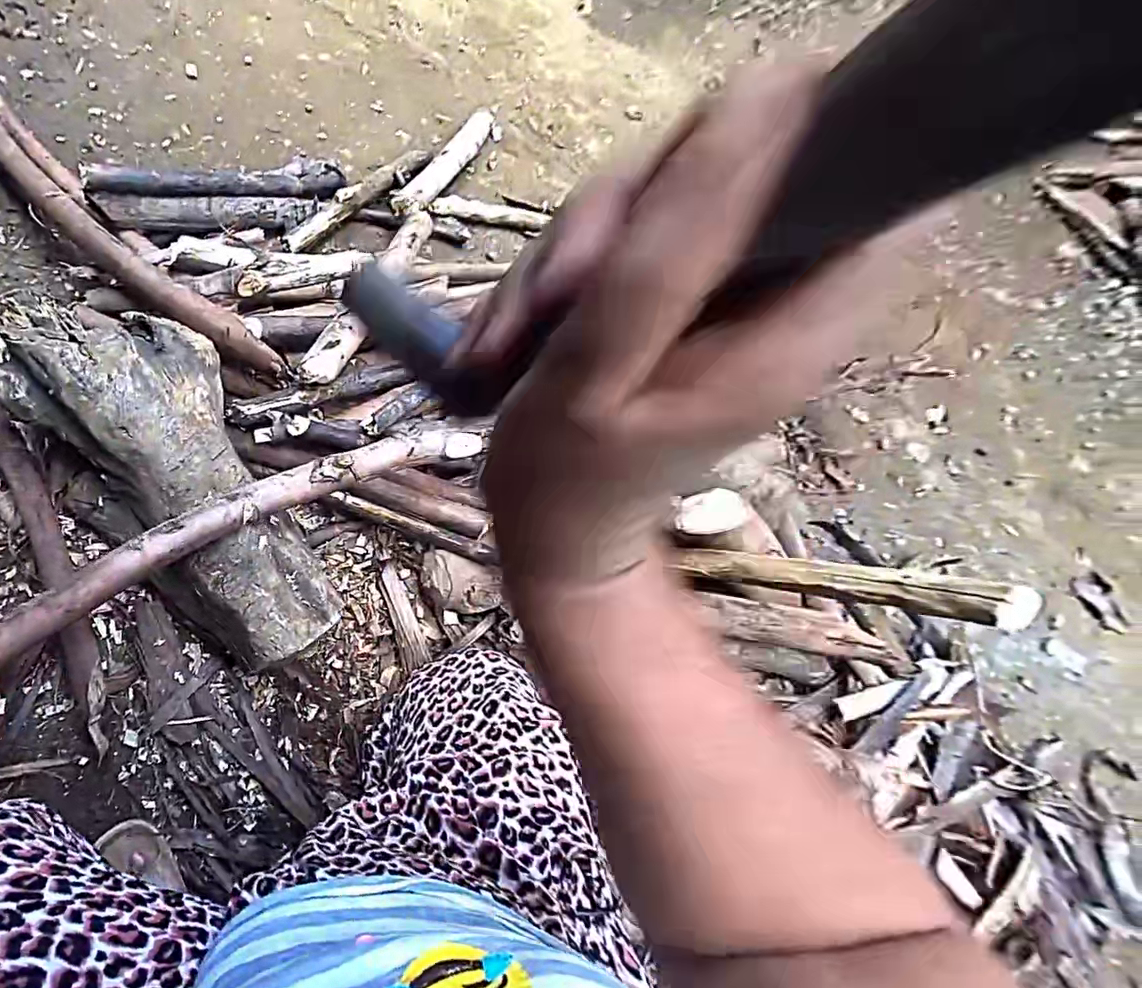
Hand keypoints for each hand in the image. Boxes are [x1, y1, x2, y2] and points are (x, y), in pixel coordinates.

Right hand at [458, 65, 910, 585]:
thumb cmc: (564, 477)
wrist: (548, 530)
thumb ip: (660, 260)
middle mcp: (773, 293)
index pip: (845, 165)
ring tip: (501, 344)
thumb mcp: (594, 379)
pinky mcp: (663, 305)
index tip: (652, 205)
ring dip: (553, 266)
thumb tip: (760, 97)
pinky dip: (543, 289)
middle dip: (609, 224)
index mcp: (798, 316)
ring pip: (643, 211)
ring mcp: (713, 298)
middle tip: (547, 297)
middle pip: (719, 176)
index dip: (751, 153)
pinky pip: (606, 253)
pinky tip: (503, 342)